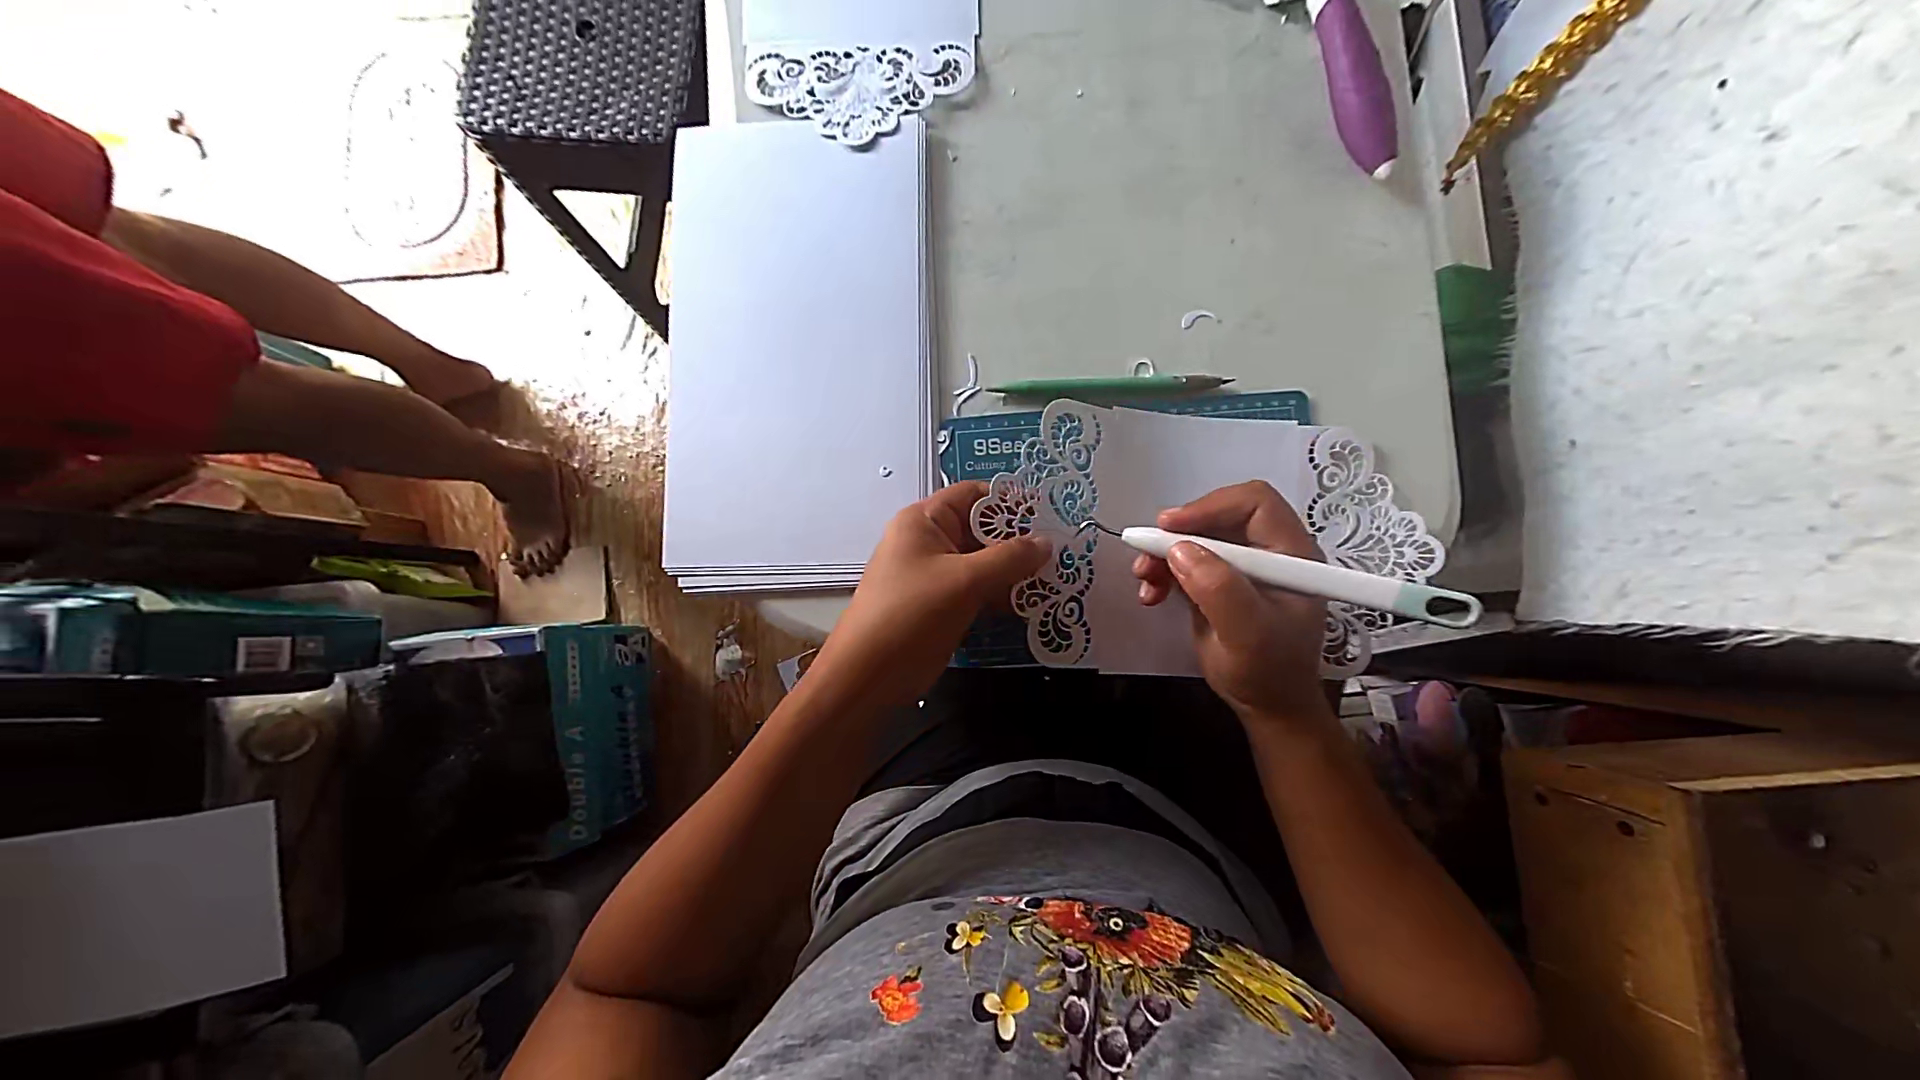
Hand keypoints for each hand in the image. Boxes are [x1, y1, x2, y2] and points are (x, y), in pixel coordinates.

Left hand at [810, 481, 1052, 709]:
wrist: (868, 677)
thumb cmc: (910, 617)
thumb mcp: (964, 581)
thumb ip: (1009, 558)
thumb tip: (1045, 542)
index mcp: (923, 521)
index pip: (973, 495)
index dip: (1010, 502)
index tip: (1050, 515)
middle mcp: (928, 542)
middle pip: (981, 530)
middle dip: (1019, 541)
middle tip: (1062, 552)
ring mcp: (935, 576)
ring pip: (983, 564)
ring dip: (1015, 572)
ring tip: (1056, 578)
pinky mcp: (942, 606)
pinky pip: (978, 591)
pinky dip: (1002, 595)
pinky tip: (1033, 604)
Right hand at [1132, 481, 1335, 728]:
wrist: (1266, 704)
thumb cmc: (1267, 671)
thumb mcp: (1247, 634)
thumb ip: (1220, 589)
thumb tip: (1180, 550)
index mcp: (1290, 554)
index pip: (1253, 504)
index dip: (1211, 507)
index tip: (1171, 527)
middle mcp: (1267, 551)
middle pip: (1217, 517)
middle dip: (1178, 535)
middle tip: (1148, 556)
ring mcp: (1240, 565)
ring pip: (1194, 537)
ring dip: (1163, 554)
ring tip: (1146, 581)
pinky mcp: (1216, 579)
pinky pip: (1183, 559)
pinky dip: (1162, 571)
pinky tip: (1151, 594)